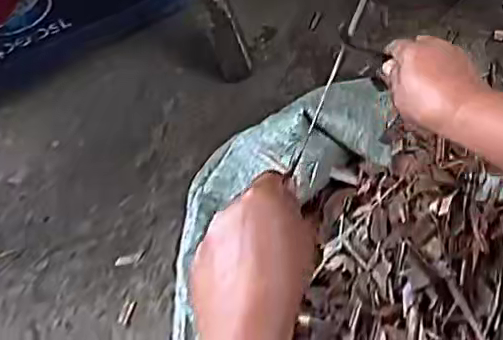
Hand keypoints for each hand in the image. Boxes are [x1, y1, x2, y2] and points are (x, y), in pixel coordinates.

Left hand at [189, 172, 315, 339]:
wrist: (248, 328)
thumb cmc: (279, 283)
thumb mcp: (308, 232)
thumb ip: (298, 209)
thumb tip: (294, 205)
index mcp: (259, 196)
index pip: (274, 178)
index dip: (287, 191)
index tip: (294, 203)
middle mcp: (228, 213)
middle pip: (250, 201)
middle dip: (265, 214)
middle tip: (282, 233)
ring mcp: (208, 241)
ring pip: (231, 226)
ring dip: (245, 236)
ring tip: (264, 260)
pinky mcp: (194, 267)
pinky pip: (217, 251)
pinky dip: (229, 259)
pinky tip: (246, 276)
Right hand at [383, 36, 488, 134]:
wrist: (465, 109)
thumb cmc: (432, 106)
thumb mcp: (399, 98)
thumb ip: (393, 78)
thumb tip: (391, 68)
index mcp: (412, 51)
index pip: (395, 46)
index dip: (390, 58)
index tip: (389, 67)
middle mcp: (432, 45)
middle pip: (416, 46)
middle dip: (411, 58)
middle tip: (406, 78)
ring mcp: (450, 50)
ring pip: (434, 51)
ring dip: (428, 61)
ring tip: (425, 83)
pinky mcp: (464, 58)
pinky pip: (447, 58)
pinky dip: (442, 66)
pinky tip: (441, 83)